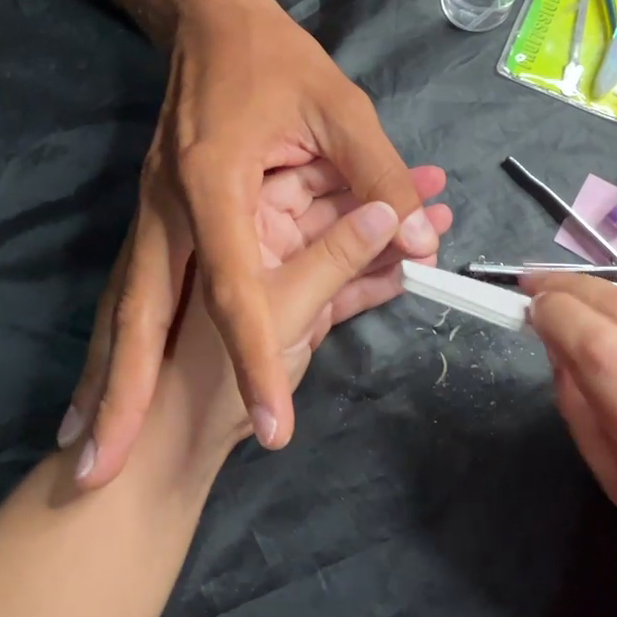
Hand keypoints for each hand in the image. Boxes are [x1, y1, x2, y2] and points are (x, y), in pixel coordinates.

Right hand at [64, 5, 441, 487]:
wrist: (207, 17)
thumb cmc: (275, 59)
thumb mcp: (341, 109)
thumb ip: (378, 178)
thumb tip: (421, 244)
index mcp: (211, 184)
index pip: (237, 288)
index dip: (256, 360)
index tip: (271, 428)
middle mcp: (164, 210)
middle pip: (137, 313)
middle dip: (119, 394)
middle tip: (97, 473)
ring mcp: (147, 212)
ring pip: (119, 305)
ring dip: (99, 375)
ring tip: (77, 447)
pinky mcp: (149, 214)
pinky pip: (128, 288)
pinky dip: (108, 340)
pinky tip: (91, 385)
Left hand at [144, 162, 453, 465]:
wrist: (170, 446)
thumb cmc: (211, 371)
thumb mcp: (283, 306)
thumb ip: (339, 257)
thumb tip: (398, 219)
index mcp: (236, 212)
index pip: (309, 179)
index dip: (366, 174)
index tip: (422, 170)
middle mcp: (254, 228)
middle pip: (331, 204)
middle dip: (386, 197)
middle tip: (439, 184)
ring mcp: (277, 269)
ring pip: (341, 242)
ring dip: (389, 237)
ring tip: (445, 215)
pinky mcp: (295, 306)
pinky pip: (339, 281)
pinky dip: (376, 274)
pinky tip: (416, 260)